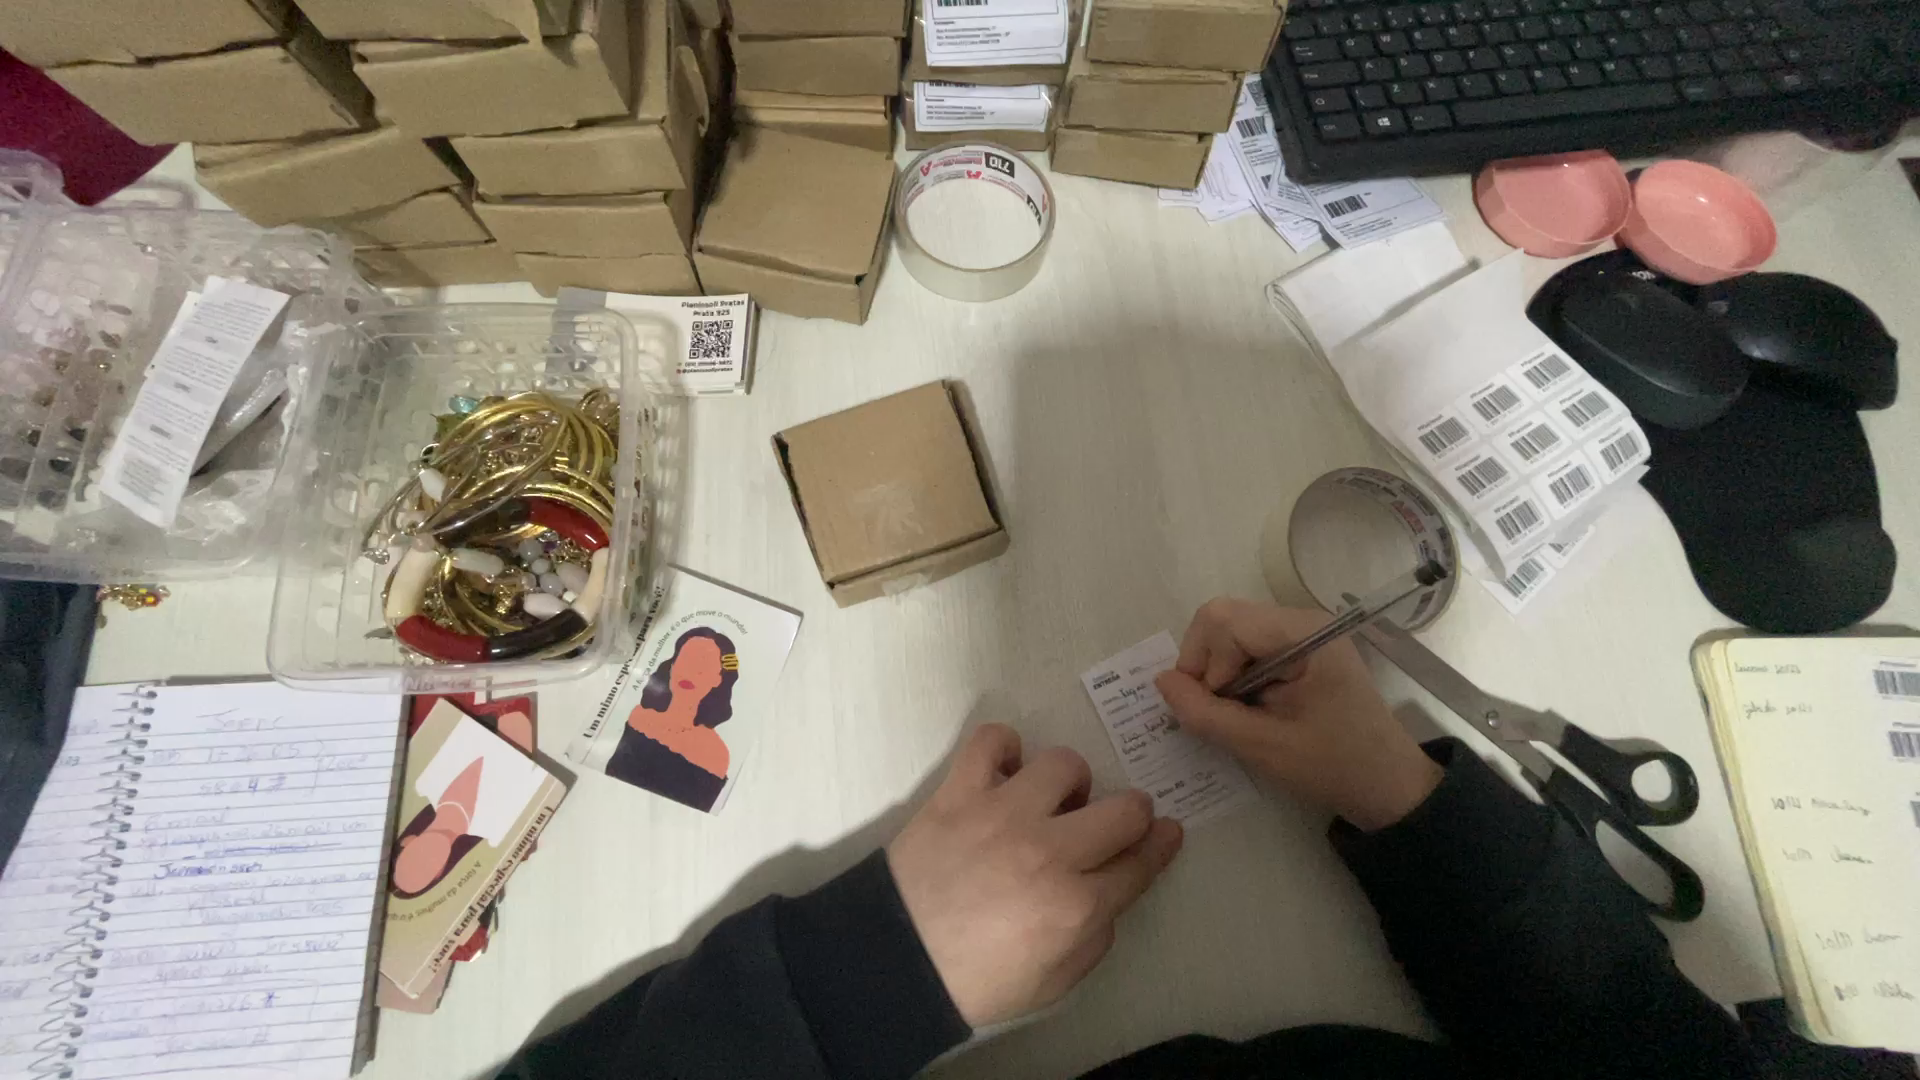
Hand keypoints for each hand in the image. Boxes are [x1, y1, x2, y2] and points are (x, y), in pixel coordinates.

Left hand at [887, 724, 1183, 1028]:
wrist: (896, 957)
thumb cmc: (976, 976)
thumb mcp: (1053, 982)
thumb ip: (1094, 936)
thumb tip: (1108, 892)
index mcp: (1075, 906)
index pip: (1139, 864)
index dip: (1160, 846)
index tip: (1168, 830)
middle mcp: (1049, 850)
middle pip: (1123, 810)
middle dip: (1131, 814)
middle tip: (1105, 823)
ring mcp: (1003, 812)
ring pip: (1064, 764)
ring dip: (1067, 783)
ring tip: (1047, 800)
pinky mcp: (961, 789)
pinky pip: (993, 740)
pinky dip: (1005, 747)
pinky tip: (1004, 770)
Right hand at [1155, 600, 1441, 831]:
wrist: (1389, 788)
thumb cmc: (1333, 767)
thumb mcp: (1262, 748)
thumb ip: (1205, 714)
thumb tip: (1159, 681)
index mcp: (1304, 634)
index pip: (1223, 620)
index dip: (1205, 663)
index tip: (1219, 707)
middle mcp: (1300, 619)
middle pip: (1221, 617)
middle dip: (1204, 662)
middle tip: (1219, 707)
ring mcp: (1298, 631)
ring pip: (1225, 629)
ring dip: (1215, 669)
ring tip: (1236, 708)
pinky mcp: (1294, 646)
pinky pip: (1240, 644)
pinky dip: (1229, 672)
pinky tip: (1248, 703)